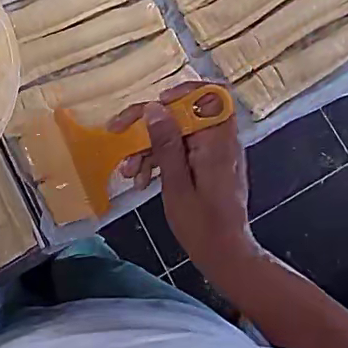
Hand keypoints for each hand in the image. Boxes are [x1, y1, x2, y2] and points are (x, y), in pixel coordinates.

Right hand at [110, 82, 259, 271]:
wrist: (225, 255)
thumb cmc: (202, 225)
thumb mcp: (176, 185)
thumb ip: (166, 144)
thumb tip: (154, 108)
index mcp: (218, 141)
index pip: (210, 95)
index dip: (183, 92)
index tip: (156, 105)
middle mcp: (221, 140)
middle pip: (186, 113)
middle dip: (152, 124)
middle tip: (121, 133)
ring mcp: (215, 152)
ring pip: (179, 133)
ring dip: (151, 146)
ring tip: (130, 172)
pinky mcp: (209, 164)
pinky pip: (183, 149)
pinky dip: (162, 159)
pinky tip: (142, 179)